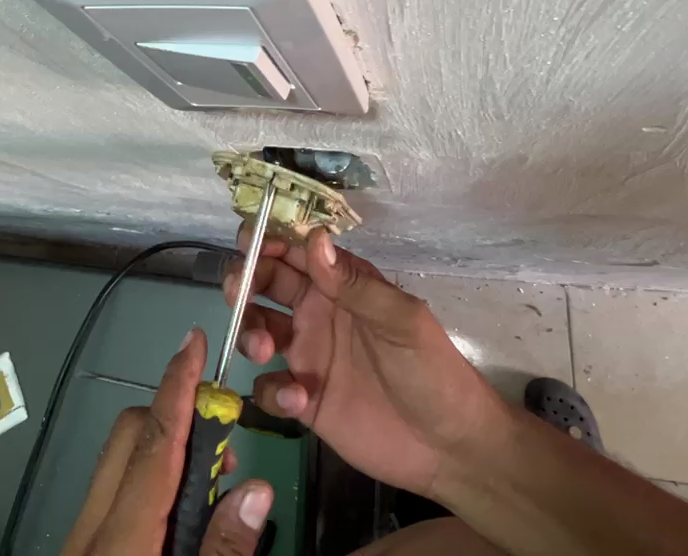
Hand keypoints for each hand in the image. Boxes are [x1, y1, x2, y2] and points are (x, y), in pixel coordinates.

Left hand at [58, 328, 274, 555]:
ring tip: (214, 486)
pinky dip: (150, 482)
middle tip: (225, 437)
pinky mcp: (83, 551)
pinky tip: (183, 514)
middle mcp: (89, 529)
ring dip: (167, 452)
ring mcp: (80, 540)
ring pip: (118, 461)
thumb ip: (224, 549)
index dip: (177, 387)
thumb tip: (256, 489)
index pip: (153, 442)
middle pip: (129, 435)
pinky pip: (112, 491)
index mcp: (119, 539)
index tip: (194, 340)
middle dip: (176, 415)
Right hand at [226, 228, 510, 497]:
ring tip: (262, 347)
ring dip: (249, 331)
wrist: (449, 447)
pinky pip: (269, 388)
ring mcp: (307, 355)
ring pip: (258, 330)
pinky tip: (298, 400)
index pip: (297, 250)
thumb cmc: (431, 370)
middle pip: (266, 284)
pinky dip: (272, 391)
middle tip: (238, 291)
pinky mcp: (303, 400)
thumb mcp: (401, 321)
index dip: (269, 240)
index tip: (246, 241)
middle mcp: (317, 312)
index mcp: (341, 285)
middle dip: (245, 280)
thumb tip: (315, 240)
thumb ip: (355, 285)